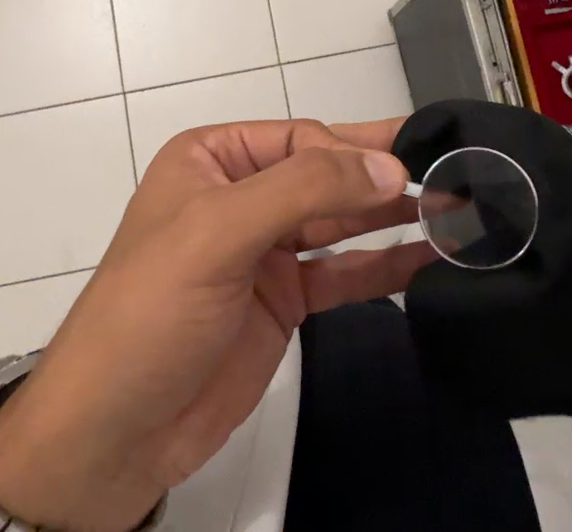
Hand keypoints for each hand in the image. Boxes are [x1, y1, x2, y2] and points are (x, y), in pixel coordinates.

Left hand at [0, 118, 433, 531]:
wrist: (114, 431)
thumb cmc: (150, 313)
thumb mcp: (216, 233)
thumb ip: (303, 191)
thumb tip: (388, 168)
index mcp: (213, 162)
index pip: (302, 139)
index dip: (356, 152)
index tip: (413, 164)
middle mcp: (242, 198)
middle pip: (326, 176)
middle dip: (385, 178)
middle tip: (455, 174)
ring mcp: (264, 252)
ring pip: (341, 222)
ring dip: (394, 218)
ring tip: (457, 211)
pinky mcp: (283, 302)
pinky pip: (343, 272)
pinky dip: (384, 265)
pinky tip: (428, 258)